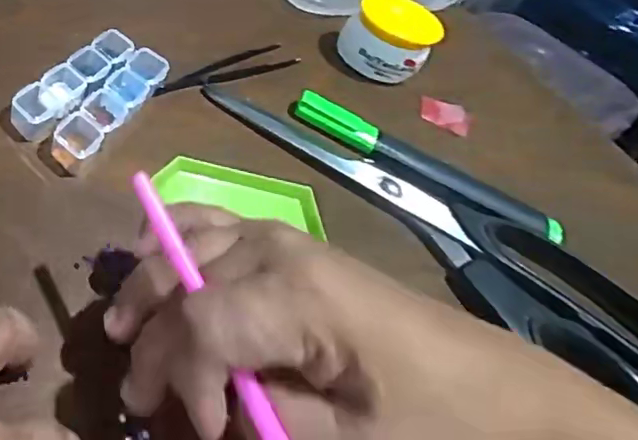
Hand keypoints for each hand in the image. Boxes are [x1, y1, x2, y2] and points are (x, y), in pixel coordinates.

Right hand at [102, 207, 637, 439]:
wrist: (517, 400)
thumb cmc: (444, 431)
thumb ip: (269, 419)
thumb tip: (213, 404)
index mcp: (296, 295)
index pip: (203, 324)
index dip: (183, 379)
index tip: (199, 433)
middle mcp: (273, 247)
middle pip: (182, 281)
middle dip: (150, 338)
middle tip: (133, 394)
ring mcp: (276, 234)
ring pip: (183, 243)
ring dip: (148, 284)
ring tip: (120, 327)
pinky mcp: (285, 240)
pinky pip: (208, 218)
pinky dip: (169, 228)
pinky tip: (147, 243)